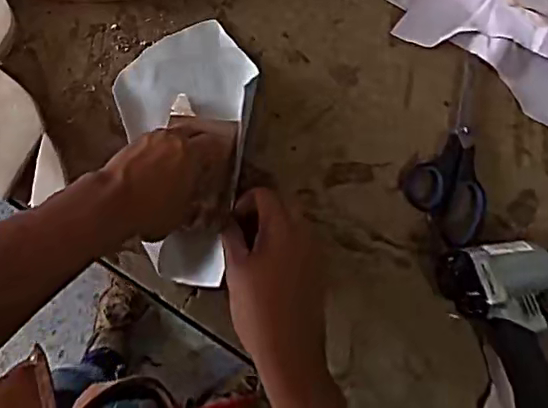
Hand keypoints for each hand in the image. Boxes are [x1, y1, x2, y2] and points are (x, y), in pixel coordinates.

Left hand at [99, 122, 234, 241]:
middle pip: (196, 130)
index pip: (215, 144)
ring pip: (174, 134)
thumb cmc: (146, 210)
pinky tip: (158, 165)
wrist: (110, 203)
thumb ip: (194, 205)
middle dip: (203, 140)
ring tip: (181, 160)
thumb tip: (197, 207)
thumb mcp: (180, 215)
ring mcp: (153, 138)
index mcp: (192, 153)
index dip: (222, 150)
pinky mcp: (135, 142)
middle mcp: (174, 139)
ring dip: (181, 143)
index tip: (225, 156)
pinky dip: (162, 148)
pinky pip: (156, 140)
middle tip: (207, 152)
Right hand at [221, 189, 342, 407]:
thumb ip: (232, 237)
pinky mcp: (318, 270)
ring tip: (251, 251)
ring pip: (292, 224)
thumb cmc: (259, 311)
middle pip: (281, 205)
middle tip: (239, 232)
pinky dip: (284, 244)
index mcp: (283, 227)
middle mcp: (303, 232)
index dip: (244, 201)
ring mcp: (314, 251)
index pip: (264, 193)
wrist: (291, 354)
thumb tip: (229, 221)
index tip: (231, 220)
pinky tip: (269, 268)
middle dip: (259, 212)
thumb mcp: (236, 271)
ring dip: (272, 228)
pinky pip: (300, 243)